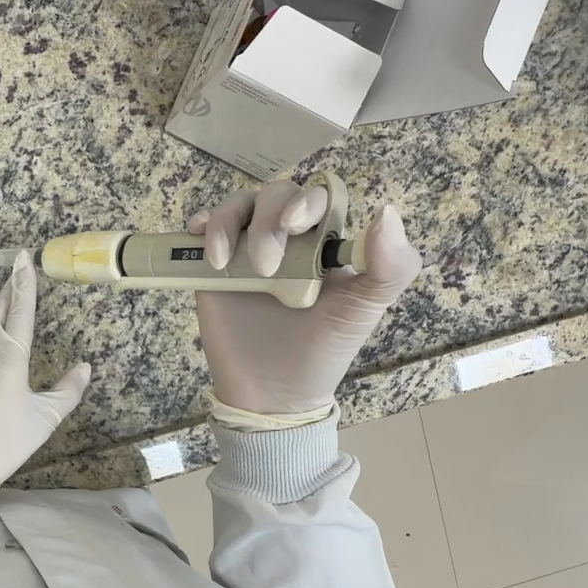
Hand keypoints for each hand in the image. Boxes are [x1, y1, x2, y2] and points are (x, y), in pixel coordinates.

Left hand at [0, 250, 91, 492]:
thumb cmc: (7, 438)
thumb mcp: (46, 417)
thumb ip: (68, 389)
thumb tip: (85, 367)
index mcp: (11, 354)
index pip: (21, 308)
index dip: (25, 282)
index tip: (24, 257)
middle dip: (9, 288)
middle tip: (17, 270)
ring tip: (4, 296)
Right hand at [188, 182, 421, 415]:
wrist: (273, 391)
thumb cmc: (323, 350)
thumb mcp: (364, 309)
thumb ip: (390, 265)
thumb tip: (385, 212)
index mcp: (323, 240)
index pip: (317, 197)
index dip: (306, 200)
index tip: (296, 224)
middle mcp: (284, 238)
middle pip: (273, 196)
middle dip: (266, 224)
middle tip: (266, 268)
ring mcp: (244, 252)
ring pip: (235, 208)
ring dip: (226, 223)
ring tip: (222, 262)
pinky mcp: (211, 271)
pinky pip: (202, 234)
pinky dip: (200, 226)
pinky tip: (198, 235)